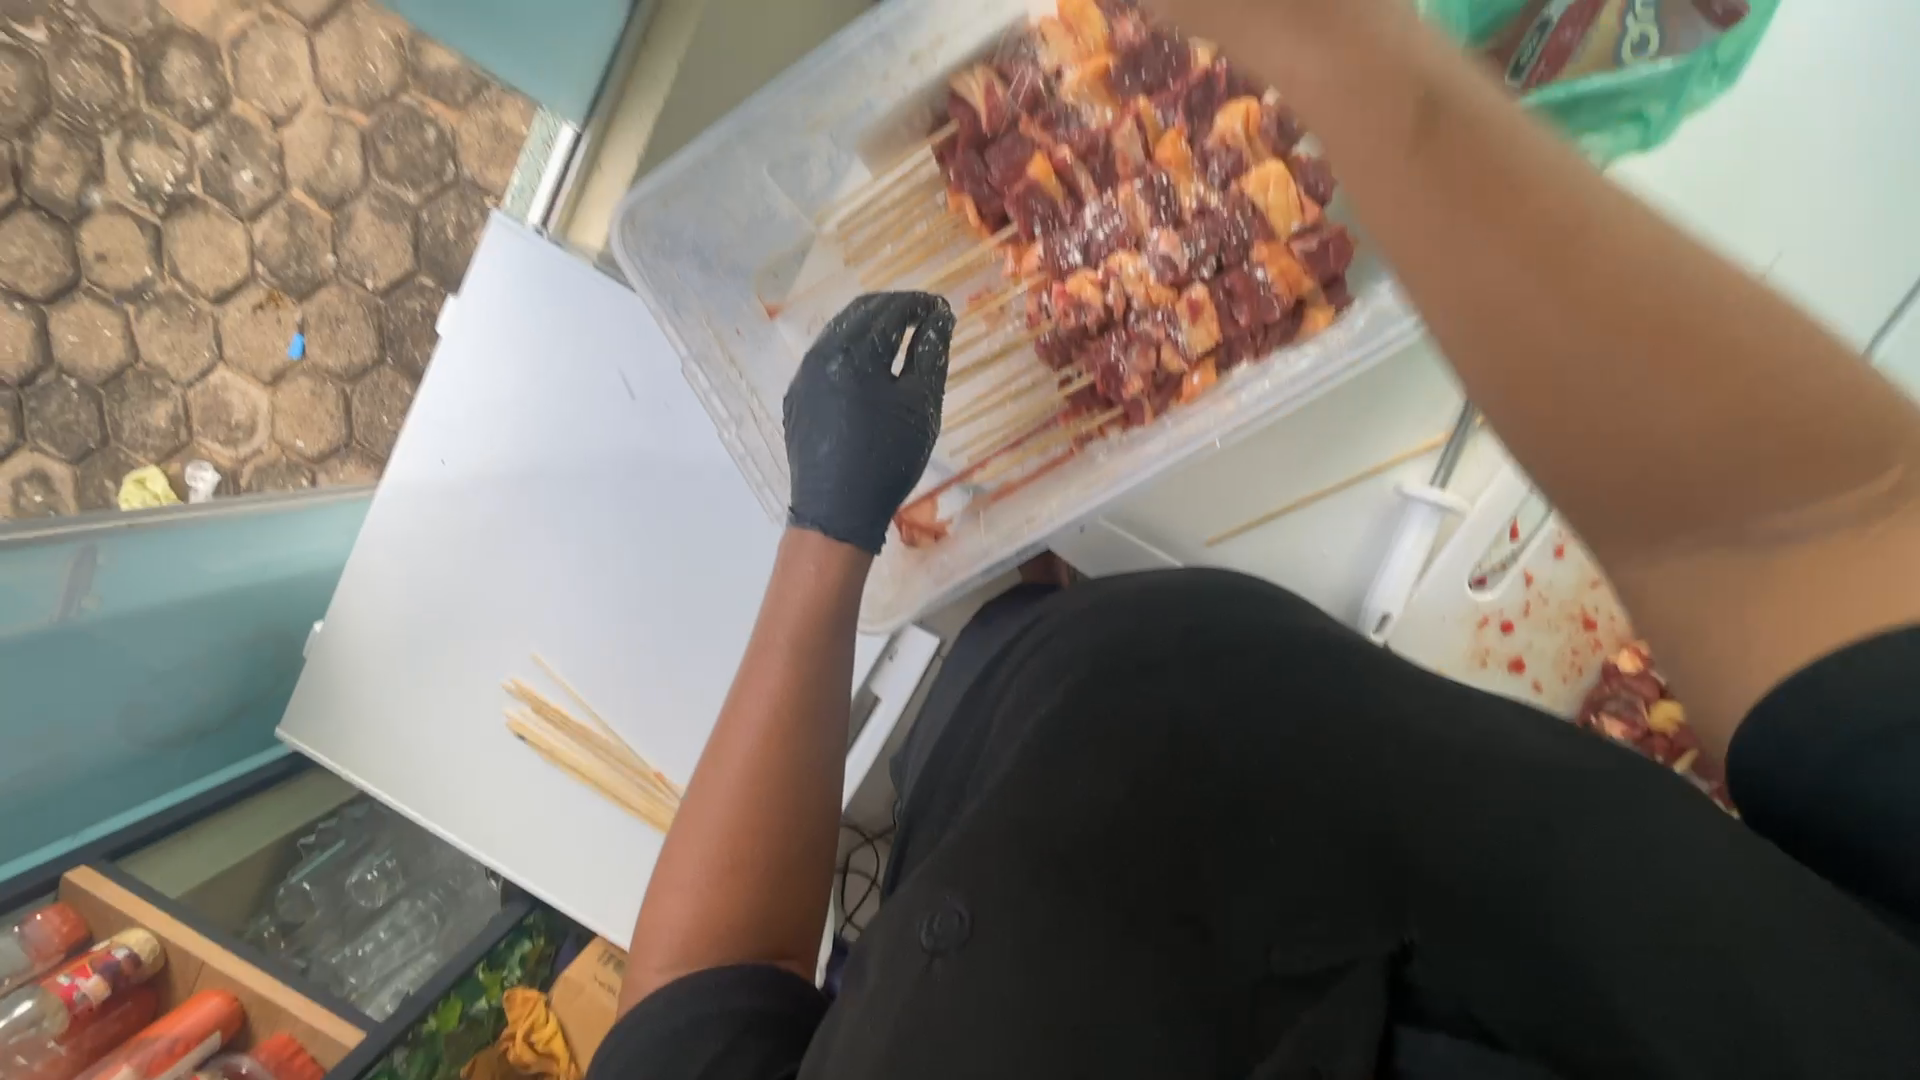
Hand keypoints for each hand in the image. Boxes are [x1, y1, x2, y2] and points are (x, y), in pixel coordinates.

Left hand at [784, 292, 953, 553]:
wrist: (837, 510)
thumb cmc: (888, 460)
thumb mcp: (921, 406)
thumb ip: (931, 355)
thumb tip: (940, 318)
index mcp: (854, 353)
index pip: (892, 311)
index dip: (920, 305)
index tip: (941, 309)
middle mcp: (821, 354)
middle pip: (861, 313)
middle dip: (894, 308)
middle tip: (922, 317)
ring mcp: (804, 375)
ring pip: (839, 332)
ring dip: (870, 326)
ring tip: (899, 336)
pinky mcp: (797, 396)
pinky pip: (825, 357)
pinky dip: (851, 348)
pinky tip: (868, 365)